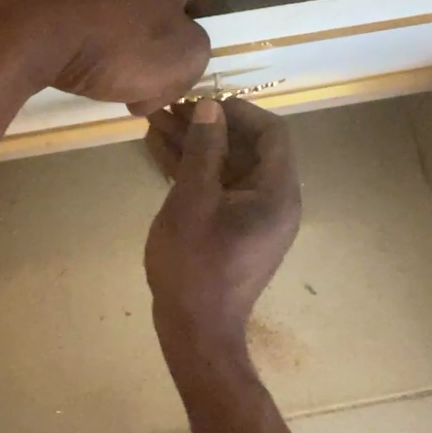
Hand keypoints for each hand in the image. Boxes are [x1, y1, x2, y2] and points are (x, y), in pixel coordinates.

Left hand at [0, 0, 212, 115]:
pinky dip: (86, 38)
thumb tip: (177, 63)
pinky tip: (75, 64)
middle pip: (158, 4)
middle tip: (148, 86)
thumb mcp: (182, 60)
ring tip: (108, 82)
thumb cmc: (118, 44)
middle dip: (157, 46)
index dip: (203, 35)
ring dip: (121, 46)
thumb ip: (197, 57)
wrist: (30, 29)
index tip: (186, 68)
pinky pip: (81, 13)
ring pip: (118, 10)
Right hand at [144, 98, 301, 339]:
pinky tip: (157, 150)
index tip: (202, 100)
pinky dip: (193, 171)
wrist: (195, 333)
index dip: (239, 110)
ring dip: (194, 145)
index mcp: (278, 193)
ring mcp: (253, 218)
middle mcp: (274, 202)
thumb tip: (210, 107)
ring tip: (154, 121)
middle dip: (208, 126)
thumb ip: (204, 149)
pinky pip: (218, 190)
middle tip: (169, 107)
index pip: (273, 133)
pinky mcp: (232, 230)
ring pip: (227, 168)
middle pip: (247, 149)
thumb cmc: (195, 265)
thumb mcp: (194, 200)